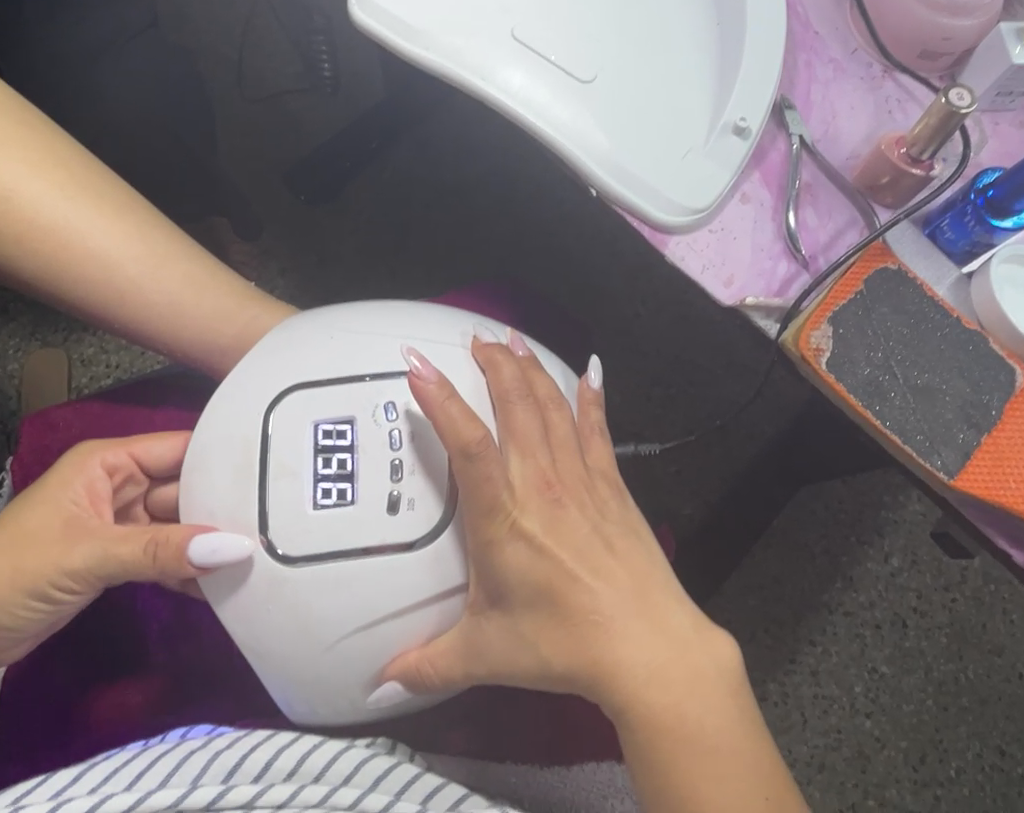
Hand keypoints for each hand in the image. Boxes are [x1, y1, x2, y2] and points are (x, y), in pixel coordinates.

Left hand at [0, 432, 255, 675]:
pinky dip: (188, 569)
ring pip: (179, 524)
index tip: (275, 473)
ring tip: (259, 556)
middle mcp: (118, 484)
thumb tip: (237, 548)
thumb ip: (164, 550)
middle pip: (185, 487)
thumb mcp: (90, 555)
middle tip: (277, 522)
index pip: (181, 448)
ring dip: (209, 542)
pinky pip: (166, 555)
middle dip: (223, 506)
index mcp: (107, 461)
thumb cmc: (11, 575)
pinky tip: (222, 585)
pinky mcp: (117, 559)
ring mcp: (118, 523)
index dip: (225, 458)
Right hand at [379, 333, 737, 714]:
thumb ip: (428, 665)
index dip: (441, 399)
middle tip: (473, 339)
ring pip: (553, 407)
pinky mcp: (613, 486)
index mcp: (502, 516)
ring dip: (531, 369)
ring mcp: (582, 479)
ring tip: (512, 340)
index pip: (466, 442)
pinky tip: (589, 371)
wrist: (646, 646)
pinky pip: (598, 429)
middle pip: (515, 405)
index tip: (416, 363)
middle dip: (493, 365)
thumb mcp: (485, 656)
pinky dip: (590, 397)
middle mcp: (541, 483)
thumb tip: (377, 685)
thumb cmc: (561, 645)